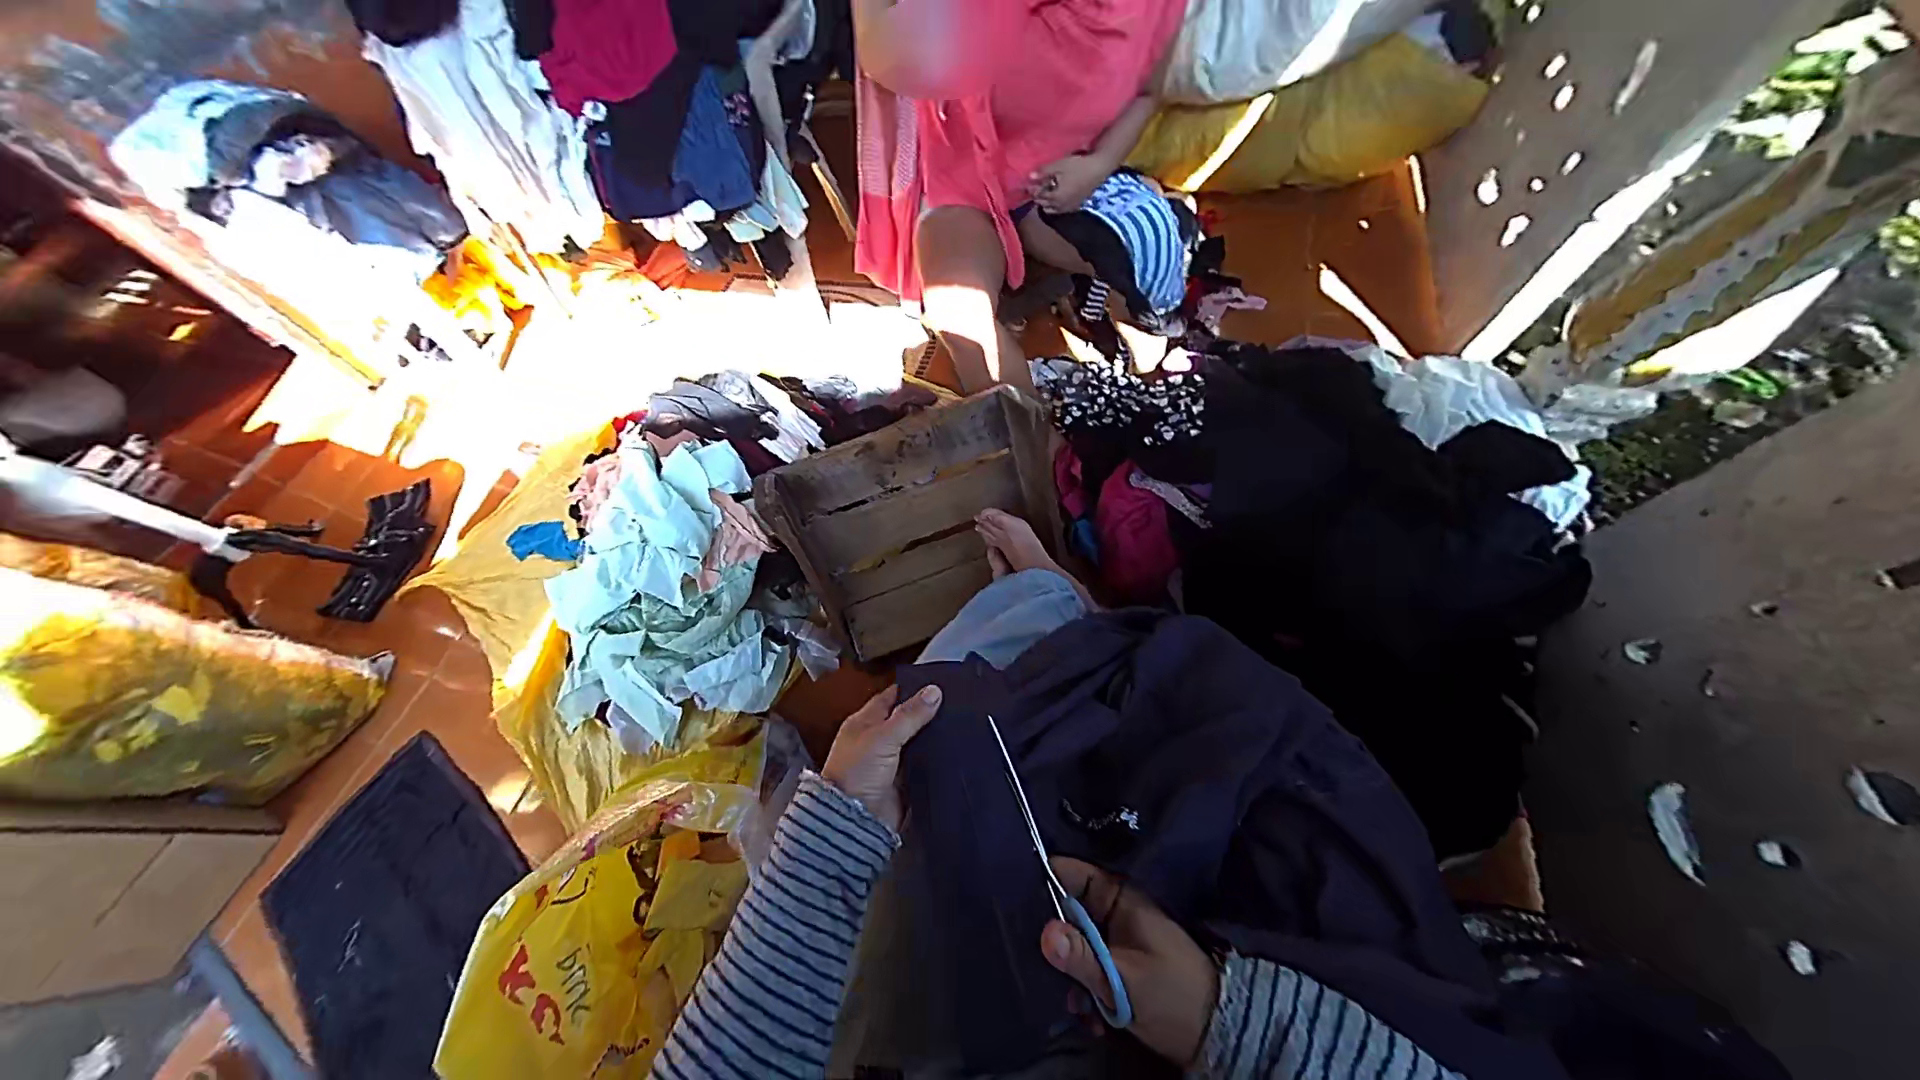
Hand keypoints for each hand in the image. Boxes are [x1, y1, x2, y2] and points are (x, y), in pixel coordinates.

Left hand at [820, 684, 941, 831]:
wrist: (855, 821)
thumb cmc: (857, 772)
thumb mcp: (883, 737)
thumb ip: (910, 714)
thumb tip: (934, 691)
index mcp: (865, 722)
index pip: (891, 697)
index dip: (911, 688)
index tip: (936, 682)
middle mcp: (878, 739)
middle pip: (906, 719)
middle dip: (927, 712)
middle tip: (955, 701)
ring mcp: (891, 761)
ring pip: (917, 741)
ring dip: (933, 736)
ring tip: (962, 721)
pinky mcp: (904, 781)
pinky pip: (923, 764)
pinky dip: (936, 758)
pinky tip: (955, 749)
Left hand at [1029, 154, 1109, 213]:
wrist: (1098, 169)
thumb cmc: (1078, 166)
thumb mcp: (1059, 165)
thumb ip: (1043, 172)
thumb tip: (1029, 177)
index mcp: (1054, 197)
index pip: (1038, 196)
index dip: (1032, 189)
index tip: (1028, 184)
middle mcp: (1060, 206)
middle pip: (1043, 204)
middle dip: (1038, 196)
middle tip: (1035, 188)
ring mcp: (1068, 208)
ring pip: (1051, 210)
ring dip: (1046, 203)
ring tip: (1045, 193)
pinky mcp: (1075, 206)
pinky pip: (1060, 210)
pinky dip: (1055, 206)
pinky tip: (1056, 198)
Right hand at [1042, 857, 1217, 1066]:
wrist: (1216, 1037)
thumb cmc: (1174, 995)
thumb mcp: (1125, 978)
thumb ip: (1083, 957)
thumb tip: (1043, 933)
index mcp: (1118, 895)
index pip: (1070, 873)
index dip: (1042, 882)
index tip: (1012, 899)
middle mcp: (1112, 909)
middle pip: (1064, 909)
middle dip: (1052, 940)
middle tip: (1039, 965)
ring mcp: (1112, 937)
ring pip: (1071, 942)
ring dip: (1068, 973)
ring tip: (1076, 1006)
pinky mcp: (1114, 964)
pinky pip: (1084, 966)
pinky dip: (1083, 990)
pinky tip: (1090, 1018)